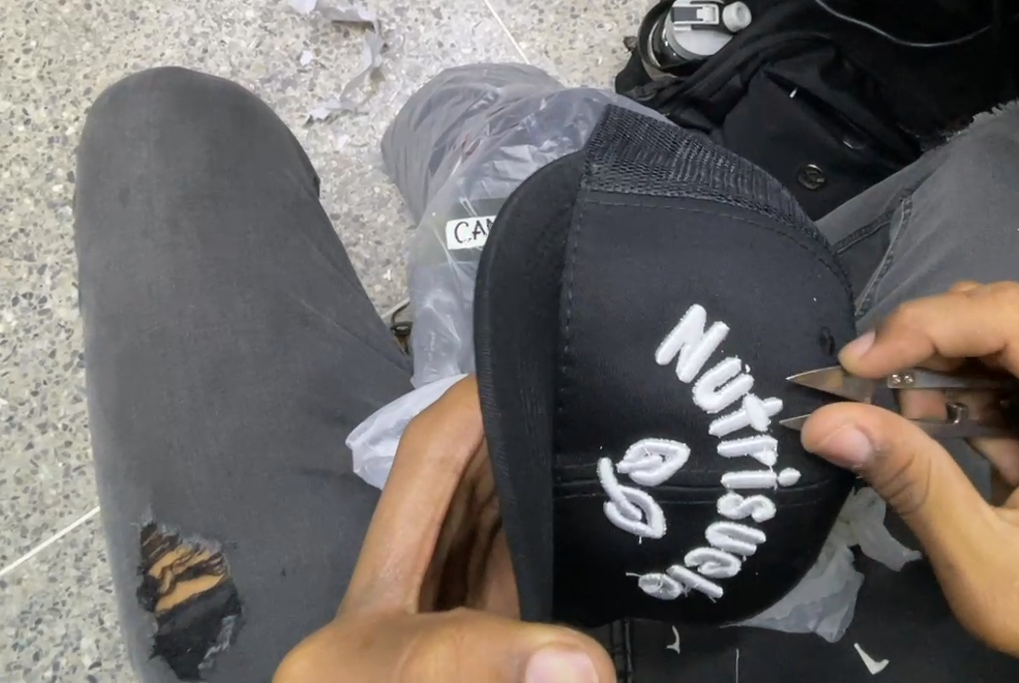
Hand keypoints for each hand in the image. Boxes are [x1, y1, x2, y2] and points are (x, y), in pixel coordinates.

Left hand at [276, 378, 612, 682]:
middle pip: (487, 481)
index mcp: (387, 569)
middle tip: (617, 405)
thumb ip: (472, 667)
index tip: (544, 366)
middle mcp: (429, 580)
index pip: (432, 458)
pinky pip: (541, 579)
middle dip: (541, 436)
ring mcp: (467, 615)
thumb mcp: (386, 681)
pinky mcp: (500, 643)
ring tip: (632, 453)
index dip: (480, 402)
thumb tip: (593, 666)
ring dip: (566, 490)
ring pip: (520, 527)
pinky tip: (623, 539)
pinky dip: (578, 553)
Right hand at [800, 282, 1018, 682]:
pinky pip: (1003, 340)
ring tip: (908, 418)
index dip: (927, 326)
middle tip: (865, 390)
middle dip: (922, 345)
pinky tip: (941, 418)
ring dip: (937, 360)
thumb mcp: (986, 573)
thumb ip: (913, 486)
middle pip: (1003, 313)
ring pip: (995, 319)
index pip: (1017, 323)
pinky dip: (957, 372)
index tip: (857, 364)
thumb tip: (826, 422)